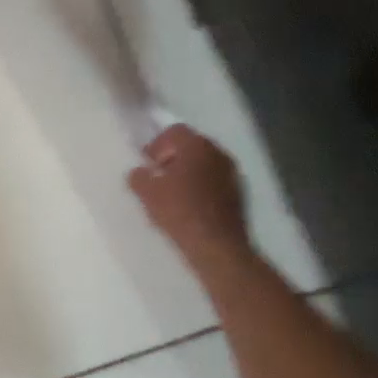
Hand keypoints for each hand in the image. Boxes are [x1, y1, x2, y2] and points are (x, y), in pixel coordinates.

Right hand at [127, 124, 250, 249]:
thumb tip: (140, 171)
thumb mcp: (146, 192)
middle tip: (158, 175)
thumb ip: (138, 176)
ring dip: (189, 171)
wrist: (216, 246)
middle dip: (173, 156)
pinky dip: (202, 185)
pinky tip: (190, 204)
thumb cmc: (179, 212)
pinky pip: (215, 180)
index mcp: (196, 146)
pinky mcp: (239, 193)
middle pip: (191, 145)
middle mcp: (218, 153)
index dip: (157, 144)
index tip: (148, 163)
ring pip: (205, 163)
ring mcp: (233, 173)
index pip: (174, 131)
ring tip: (174, 191)